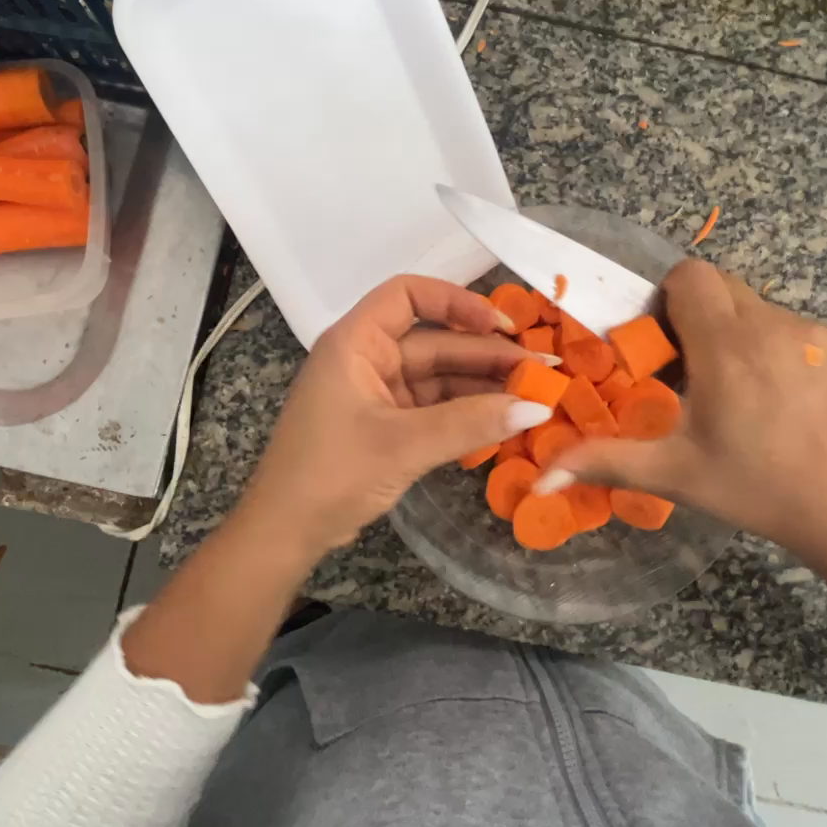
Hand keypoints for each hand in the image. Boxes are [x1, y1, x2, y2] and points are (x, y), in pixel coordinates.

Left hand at [236, 275, 557, 556]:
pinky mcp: (383, 424)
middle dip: (485, 354)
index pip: (407, 295)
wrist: (285, 531)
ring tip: (534, 395)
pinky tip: (502, 419)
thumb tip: (537, 408)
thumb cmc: (331, 473)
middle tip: (541, 371)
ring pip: (437, 376)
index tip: (502, 325)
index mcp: (355, 343)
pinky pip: (432, 406)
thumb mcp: (403, 445)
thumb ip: (470, 423)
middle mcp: (365, 358)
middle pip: (434, 340)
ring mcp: (374, 392)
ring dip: (481, 385)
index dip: (456, 301)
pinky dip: (464, 412)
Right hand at [542, 260, 826, 562]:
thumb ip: (604, 461)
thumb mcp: (674, 474)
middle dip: (693, 314)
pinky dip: (766, 345)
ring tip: (733, 388)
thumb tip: (543, 476)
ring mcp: (812, 332)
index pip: (689, 276)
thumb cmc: (757, 490)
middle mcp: (771, 326)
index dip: (664, 298)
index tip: (658, 342)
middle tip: (687, 367)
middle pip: (718, 285)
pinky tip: (773, 395)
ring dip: (730, 330)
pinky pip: (786, 323)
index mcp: (726, 349)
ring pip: (752, 304)